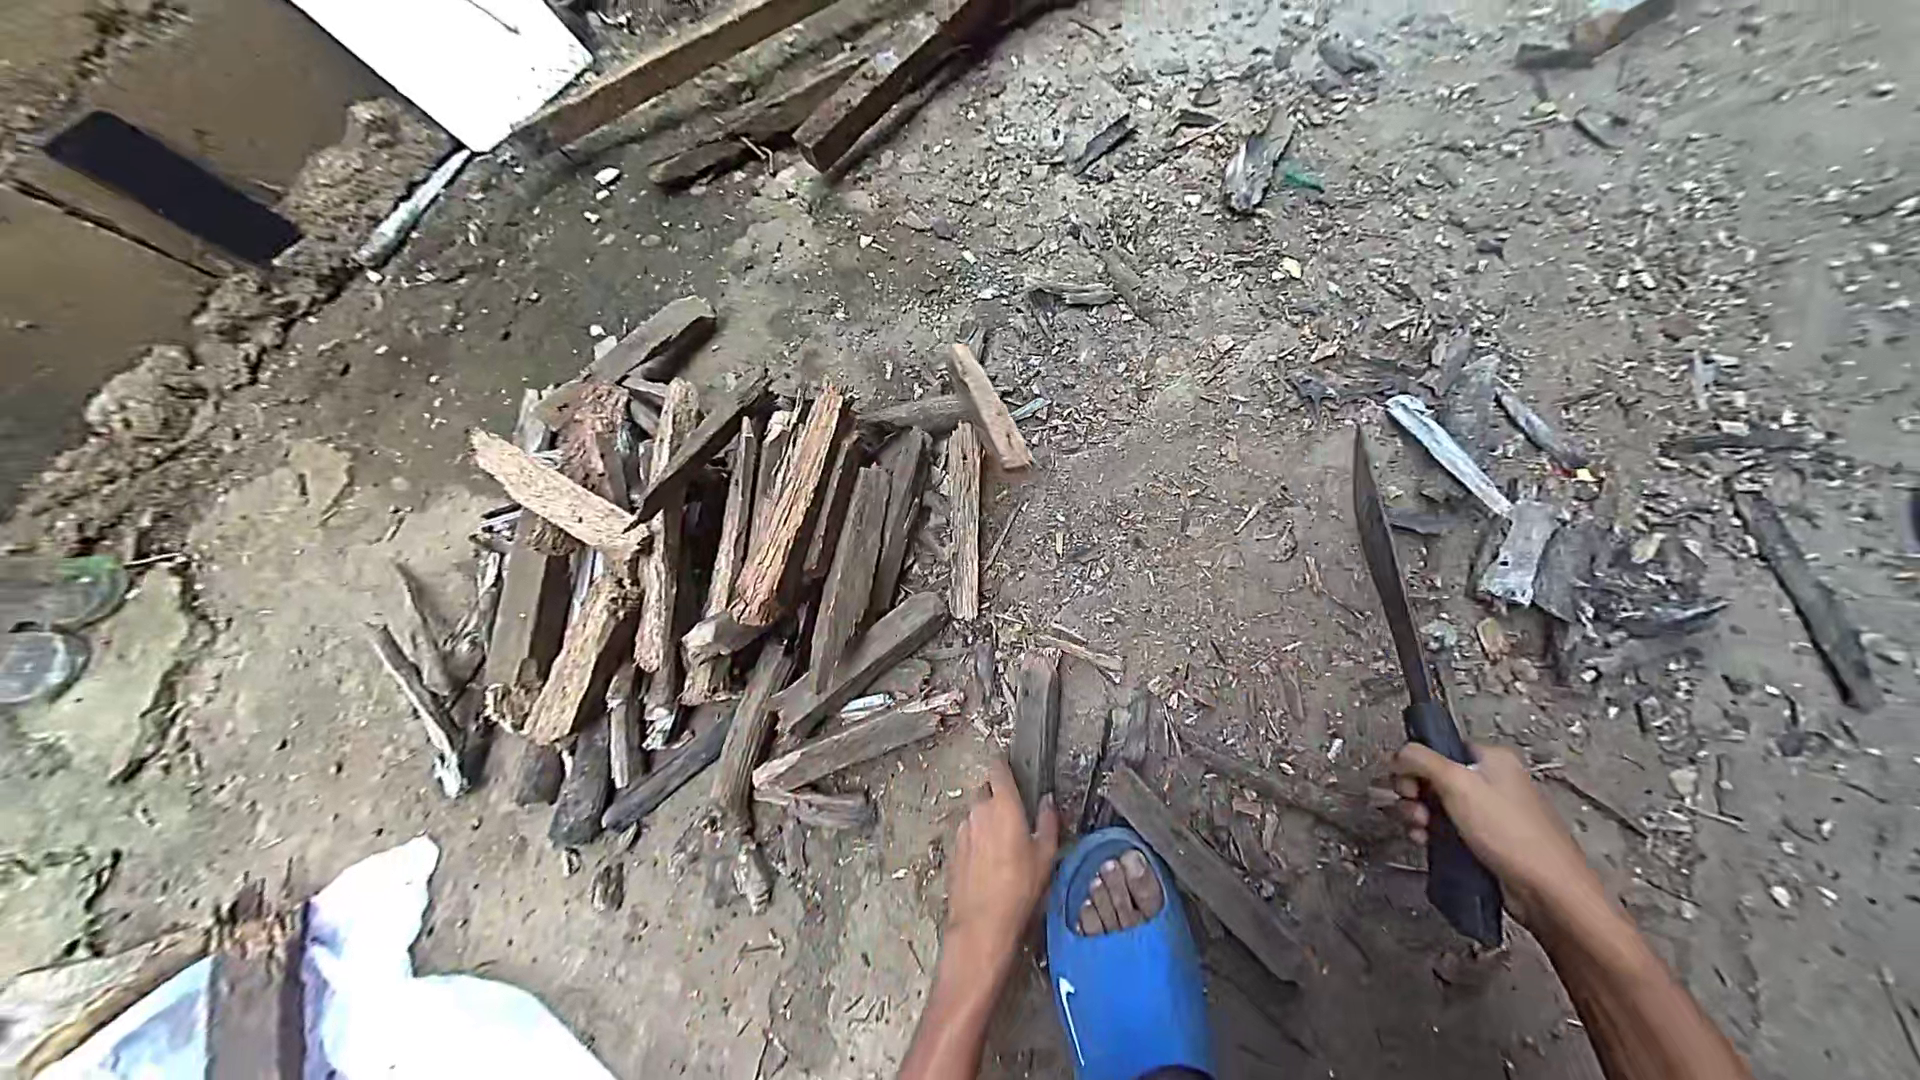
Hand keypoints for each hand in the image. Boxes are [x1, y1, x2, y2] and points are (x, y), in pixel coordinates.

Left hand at [943, 755, 1060, 964]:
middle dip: (998, 797)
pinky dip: (977, 839)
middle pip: (986, 790)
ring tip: (1003, 845)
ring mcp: (963, 829)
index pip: (998, 768)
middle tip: (1014, 816)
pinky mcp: (953, 848)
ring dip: (986, 820)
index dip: (1004, 764)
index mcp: (1003, 804)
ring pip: (976, 814)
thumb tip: (1048, 802)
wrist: (981, 923)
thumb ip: (1047, 821)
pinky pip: (968, 834)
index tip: (1010, 765)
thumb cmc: (1018, 888)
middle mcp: (979, 810)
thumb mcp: (1045, 855)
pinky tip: (989, 861)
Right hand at [1390, 742, 1603, 928]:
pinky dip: (1429, 832)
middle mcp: (1491, 781)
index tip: (1409, 780)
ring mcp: (1487, 812)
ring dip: (1418, 814)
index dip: (1415, 762)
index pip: (1437, 746)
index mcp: (1492, 760)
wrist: (1548, 894)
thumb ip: (1420, 759)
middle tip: (1416, 806)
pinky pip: (1443, 826)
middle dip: (1413, 792)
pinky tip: (1427, 841)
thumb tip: (1398, 755)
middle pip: (1430, 775)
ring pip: (1433, 802)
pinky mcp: (1482, 838)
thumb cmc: (1515, 837)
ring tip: (1422, 828)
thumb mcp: (1459, 784)